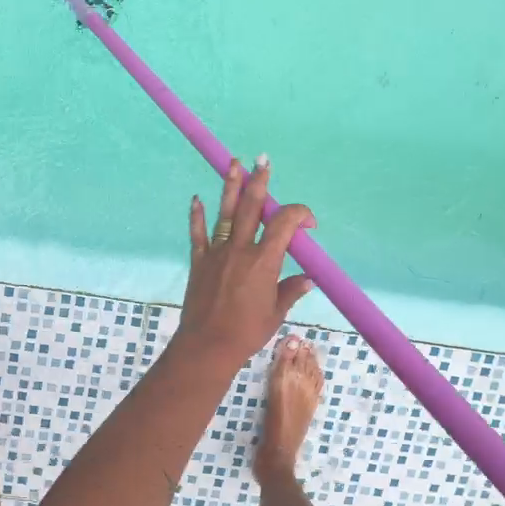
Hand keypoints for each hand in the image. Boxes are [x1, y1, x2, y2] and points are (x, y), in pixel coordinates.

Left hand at [178, 156, 316, 359]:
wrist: (207, 344)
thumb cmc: (246, 331)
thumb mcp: (275, 313)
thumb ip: (290, 291)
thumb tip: (307, 279)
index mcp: (264, 261)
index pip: (284, 224)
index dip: (299, 215)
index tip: (308, 223)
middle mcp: (240, 250)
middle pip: (251, 208)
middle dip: (260, 182)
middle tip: (263, 161)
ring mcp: (216, 253)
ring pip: (224, 213)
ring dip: (230, 187)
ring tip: (234, 164)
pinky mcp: (198, 261)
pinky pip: (198, 234)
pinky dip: (197, 216)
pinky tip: (196, 199)